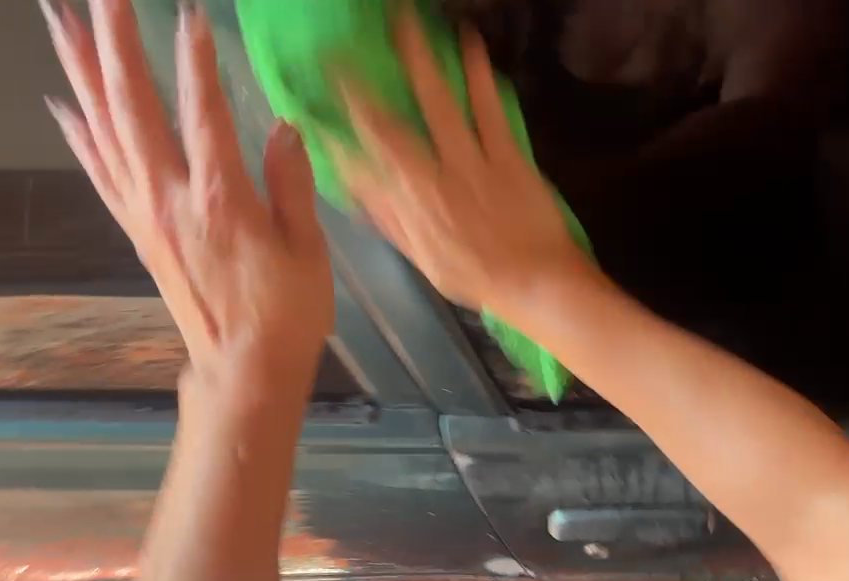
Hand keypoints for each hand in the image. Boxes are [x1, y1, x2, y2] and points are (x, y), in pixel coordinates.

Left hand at [41, 0, 333, 408]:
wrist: (245, 367)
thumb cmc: (289, 313)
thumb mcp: (308, 251)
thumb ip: (293, 186)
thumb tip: (283, 128)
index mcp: (222, 199)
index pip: (202, 110)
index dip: (194, 57)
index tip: (190, 13)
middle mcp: (171, 197)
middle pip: (132, 104)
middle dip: (113, 39)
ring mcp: (146, 214)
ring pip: (104, 128)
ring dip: (81, 69)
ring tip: (60, 17)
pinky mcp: (138, 233)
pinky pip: (100, 173)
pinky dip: (80, 134)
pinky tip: (63, 102)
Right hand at [342, 15, 590, 314]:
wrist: (537, 285)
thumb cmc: (482, 279)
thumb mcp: (428, 262)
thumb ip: (393, 224)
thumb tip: (358, 194)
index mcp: (411, 209)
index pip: (361, 167)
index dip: (333, 138)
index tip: (311, 112)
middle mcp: (432, 182)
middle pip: (387, 127)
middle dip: (357, 87)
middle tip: (338, 52)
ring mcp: (470, 165)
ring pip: (436, 105)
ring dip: (417, 60)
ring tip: (403, 22)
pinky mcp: (506, 157)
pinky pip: (488, 110)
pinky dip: (478, 75)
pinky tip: (469, 43)